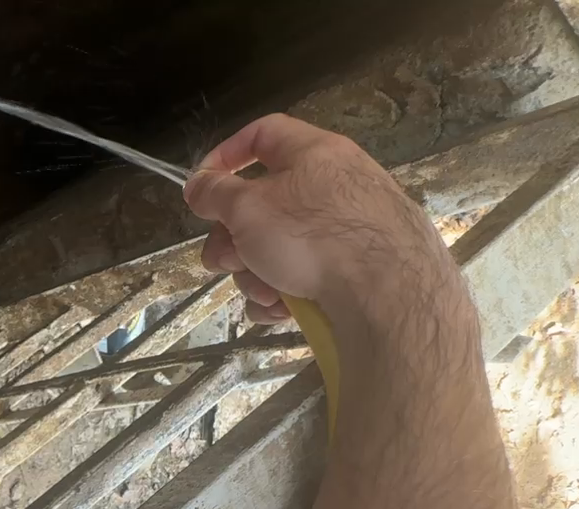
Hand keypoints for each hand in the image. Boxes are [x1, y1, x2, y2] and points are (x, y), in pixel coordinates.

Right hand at [183, 114, 456, 324]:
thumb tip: (197, 184)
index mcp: (310, 154)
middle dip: (229, 240)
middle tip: (227, 260)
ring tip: (267, 289)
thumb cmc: (310, 234)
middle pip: (254, 206)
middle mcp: (325, 185)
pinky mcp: (337, 265)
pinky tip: (282, 303)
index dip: (222, 156)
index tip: (198, 188)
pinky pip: (286, 275)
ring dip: (252, 274)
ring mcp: (333, 227)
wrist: (381, 286)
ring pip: (265, 248)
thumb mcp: (247, 207)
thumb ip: (214, 193)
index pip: (261, 134)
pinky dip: (275, 292)